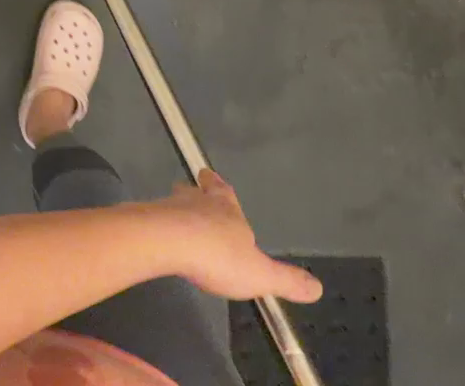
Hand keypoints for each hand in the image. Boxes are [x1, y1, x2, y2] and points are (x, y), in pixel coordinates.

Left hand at [142, 172, 323, 302]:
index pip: (225, 191)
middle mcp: (197, 201)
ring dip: (176, 209)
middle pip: (196, 190)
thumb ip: (287, 281)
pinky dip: (158, 225)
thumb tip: (316, 287)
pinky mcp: (148, 218)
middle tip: (192, 191)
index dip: (221, 187)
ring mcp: (169, 206)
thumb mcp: (261, 274)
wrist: (166, 241)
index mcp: (226, 208)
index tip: (213, 176)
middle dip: (197, 192)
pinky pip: (154, 217)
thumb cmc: (217, 255)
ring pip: (173, 202)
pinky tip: (159, 238)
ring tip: (177, 219)